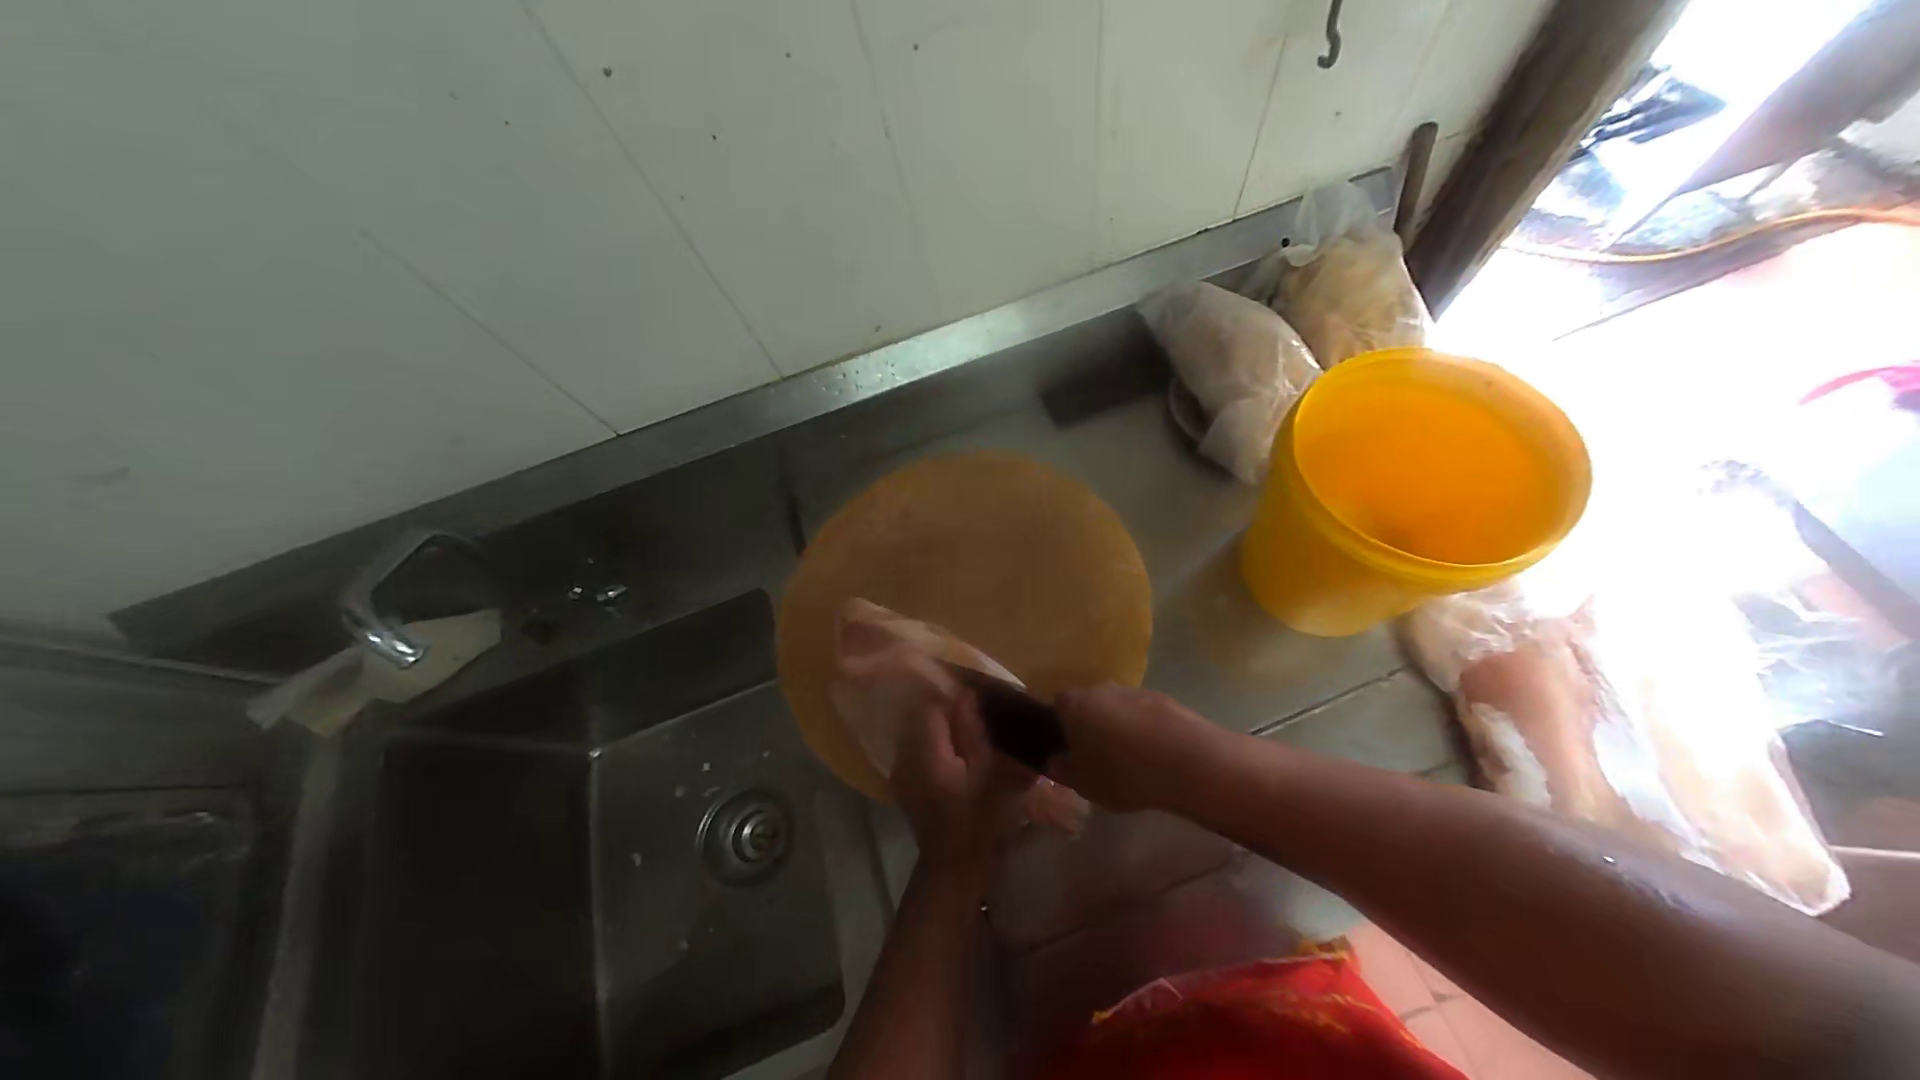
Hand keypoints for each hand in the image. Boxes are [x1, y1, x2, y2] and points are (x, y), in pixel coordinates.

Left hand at [890, 694, 1035, 872]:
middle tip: (976, 716)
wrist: (955, 868)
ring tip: (967, 732)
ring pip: (916, 729)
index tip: (976, 701)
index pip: (929, 706)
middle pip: (919, 715)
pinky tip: (955, 753)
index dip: (952, 698)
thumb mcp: (991, 775)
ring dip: (939, 725)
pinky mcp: (902, 781)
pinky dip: (932, 742)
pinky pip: (915, 746)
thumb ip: (975, 733)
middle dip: (945, 710)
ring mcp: (899, 770)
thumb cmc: (981, 822)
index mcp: (925, 754)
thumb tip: (966, 696)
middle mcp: (904, 757)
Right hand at [1050, 685, 1225, 811]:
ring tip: (1132, 761)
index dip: (1060, 726)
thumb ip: (1064, 771)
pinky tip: (1157, 757)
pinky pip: (1146, 715)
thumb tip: (1056, 761)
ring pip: (1119, 708)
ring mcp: (1136, 691)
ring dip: (1120, 728)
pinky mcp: (1166, 700)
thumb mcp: (1084, 784)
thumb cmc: (1123, 773)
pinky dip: (1147, 731)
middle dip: (1091, 725)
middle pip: (1090, 703)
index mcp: (1076, 704)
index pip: (1058, 705)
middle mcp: (1103, 689)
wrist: (1188, 761)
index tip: (1068, 749)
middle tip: (1098, 757)